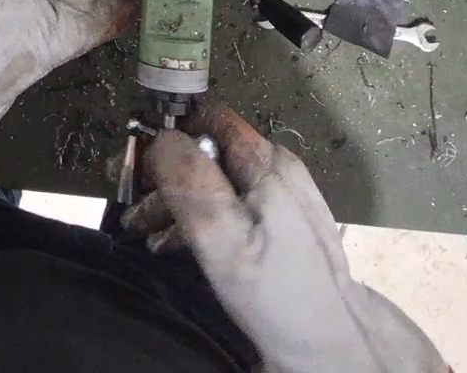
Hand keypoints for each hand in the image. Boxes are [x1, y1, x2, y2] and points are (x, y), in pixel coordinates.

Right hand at [125, 102, 449, 372]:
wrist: (334, 348)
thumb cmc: (278, 293)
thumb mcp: (224, 237)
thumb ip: (191, 182)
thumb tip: (162, 138)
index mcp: (266, 162)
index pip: (209, 118)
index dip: (170, 132)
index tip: (139, 159)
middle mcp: (275, 169)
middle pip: (208, 151)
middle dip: (165, 173)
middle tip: (132, 197)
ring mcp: (279, 196)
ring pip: (215, 181)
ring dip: (175, 199)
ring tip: (143, 227)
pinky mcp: (278, 223)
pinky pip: (229, 205)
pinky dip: (198, 216)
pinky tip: (174, 241)